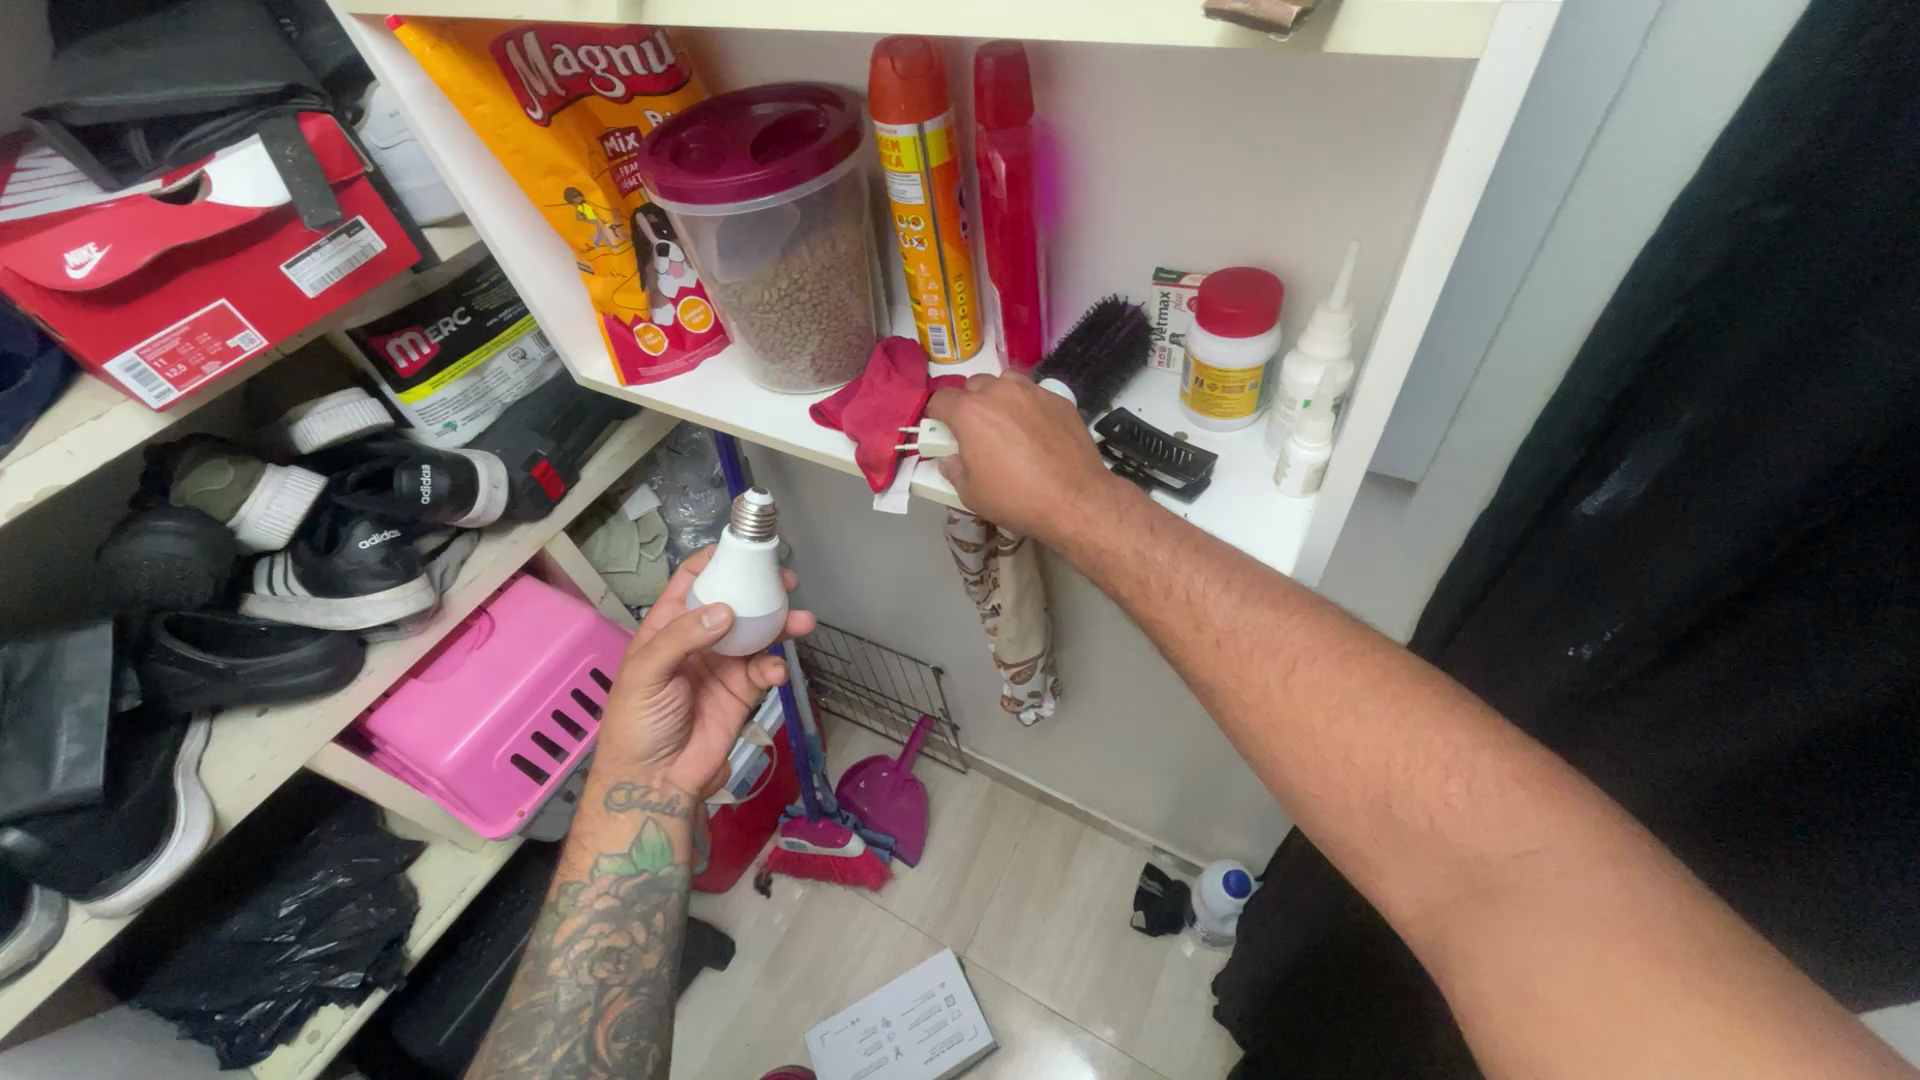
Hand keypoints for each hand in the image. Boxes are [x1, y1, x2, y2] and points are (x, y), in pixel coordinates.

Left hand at [594, 546, 814, 796]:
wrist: (655, 779)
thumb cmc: (637, 722)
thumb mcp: (646, 673)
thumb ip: (682, 637)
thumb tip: (726, 610)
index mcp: (668, 626)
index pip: (691, 582)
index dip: (714, 561)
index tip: (741, 548)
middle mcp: (700, 639)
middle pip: (734, 602)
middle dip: (760, 589)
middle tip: (786, 580)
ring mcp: (724, 664)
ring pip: (758, 633)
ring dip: (781, 624)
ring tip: (803, 621)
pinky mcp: (744, 691)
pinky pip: (766, 669)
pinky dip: (776, 666)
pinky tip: (776, 672)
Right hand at [925, 372, 1118, 538]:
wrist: (1074, 499)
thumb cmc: (1016, 498)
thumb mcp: (971, 494)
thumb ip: (954, 470)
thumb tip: (950, 459)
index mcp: (970, 413)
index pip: (941, 399)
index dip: (937, 414)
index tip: (943, 430)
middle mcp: (999, 393)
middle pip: (973, 385)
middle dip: (968, 404)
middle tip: (976, 431)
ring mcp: (1032, 392)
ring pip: (1005, 381)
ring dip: (998, 396)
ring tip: (1005, 422)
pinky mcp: (1059, 400)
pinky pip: (1034, 393)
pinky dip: (1027, 405)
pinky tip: (1035, 430)